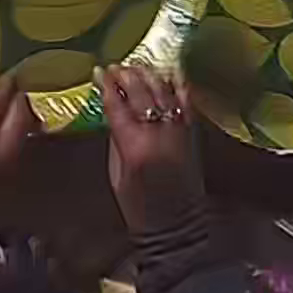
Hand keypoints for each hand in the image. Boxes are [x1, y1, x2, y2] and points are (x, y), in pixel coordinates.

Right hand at [98, 65, 204, 234]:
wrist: (176, 226)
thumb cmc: (139, 207)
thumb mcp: (116, 174)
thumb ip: (116, 139)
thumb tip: (113, 111)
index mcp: (133, 145)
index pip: (117, 105)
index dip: (107, 85)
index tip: (100, 71)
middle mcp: (157, 132)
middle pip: (140, 92)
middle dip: (126, 75)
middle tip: (116, 66)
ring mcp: (178, 129)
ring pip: (163, 90)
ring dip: (149, 75)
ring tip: (137, 65)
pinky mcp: (192, 132)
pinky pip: (185, 100)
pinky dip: (177, 84)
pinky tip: (169, 73)